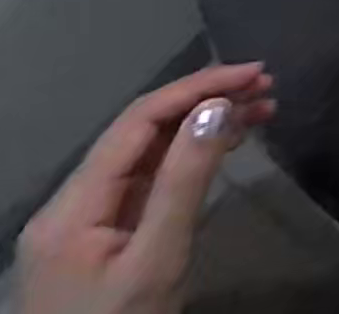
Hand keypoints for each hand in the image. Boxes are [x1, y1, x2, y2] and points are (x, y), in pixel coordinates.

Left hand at [17, 63, 276, 313]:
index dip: (198, 87)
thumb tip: (217, 106)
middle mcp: (74, 201)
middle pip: (146, 130)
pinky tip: (230, 142)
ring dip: (206, 124)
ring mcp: (89, 219)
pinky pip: (154, 178)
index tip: (253, 74)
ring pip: (153, 151)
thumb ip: (184, 182)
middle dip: (206, 100)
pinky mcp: (108, 236)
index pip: (140, 120)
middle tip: (265, 85)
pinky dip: (194, 156)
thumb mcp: (156, 264)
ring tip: (262, 107)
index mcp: (72, 204)